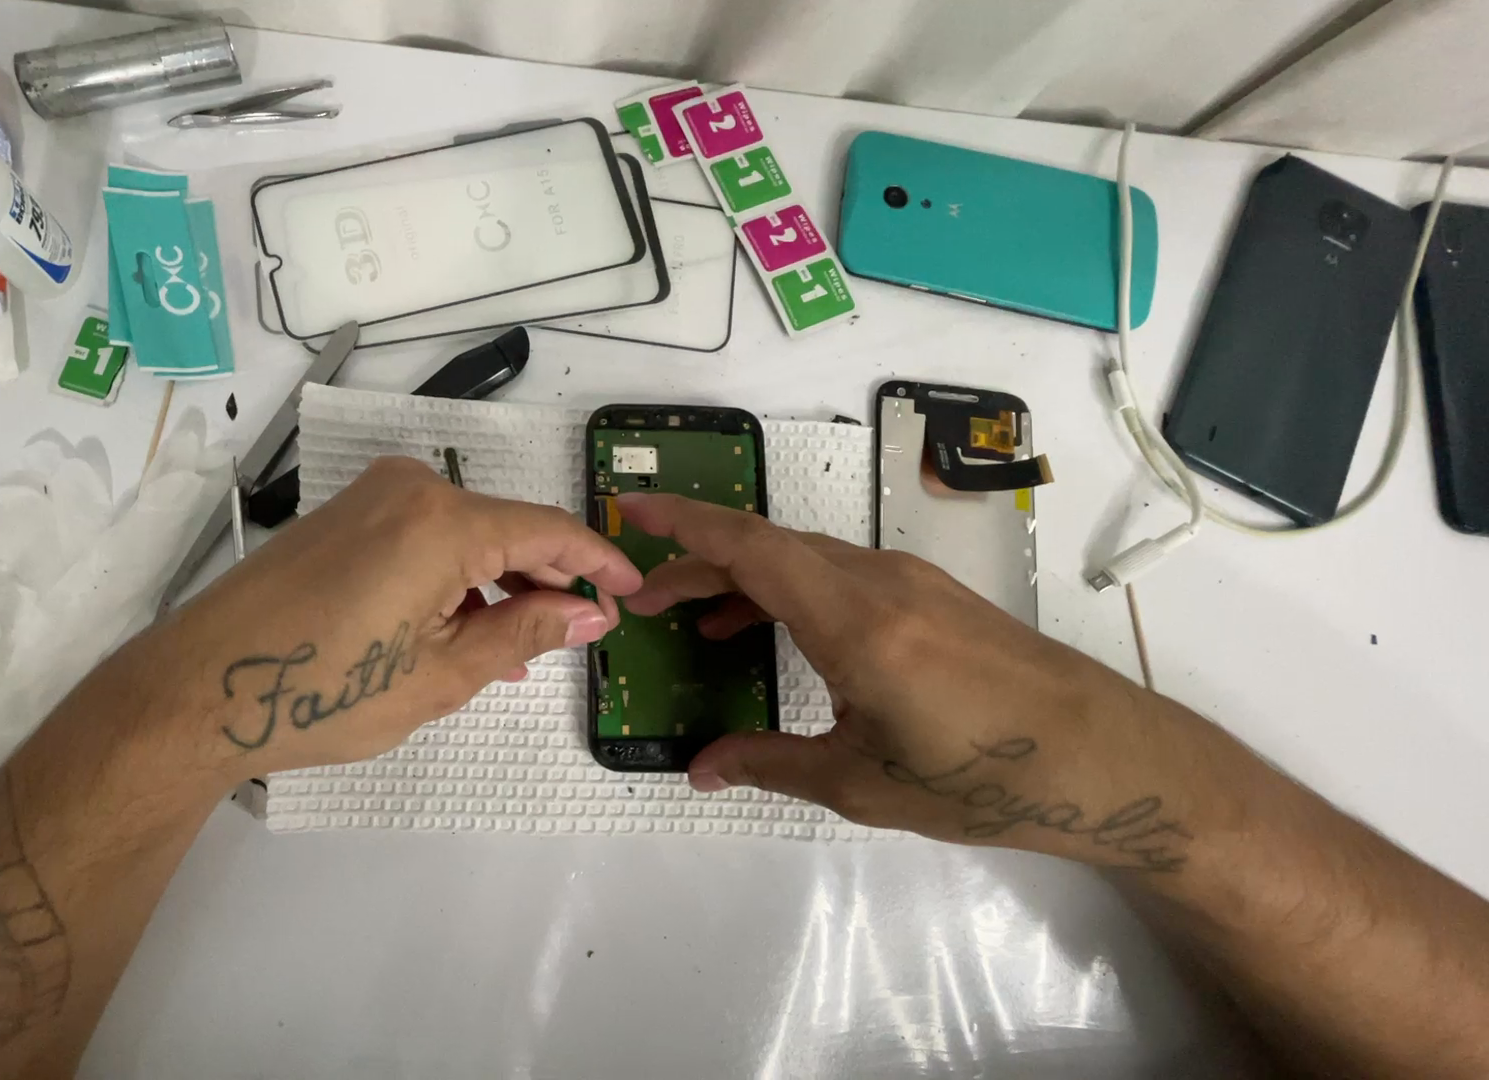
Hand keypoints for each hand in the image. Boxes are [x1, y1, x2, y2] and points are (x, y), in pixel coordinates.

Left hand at [165, 457, 641, 776]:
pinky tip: (463, 621)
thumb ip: (525, 632)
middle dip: (547, 576)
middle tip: (576, 629)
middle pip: (507, 526)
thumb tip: (592, 612)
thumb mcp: (441, 676)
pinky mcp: (346, 512)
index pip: (548, 529)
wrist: (199, 688)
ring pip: (467, 531)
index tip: (631, 590)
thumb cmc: (324, 692)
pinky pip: (426, 533)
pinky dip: (456, 573)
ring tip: (517, 642)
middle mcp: (411, 489)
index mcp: (442, 522)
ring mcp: (372, 495)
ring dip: (499, 580)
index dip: (598, 560)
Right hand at [616, 492, 1230, 872]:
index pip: (749, 545)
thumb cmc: (987, 780)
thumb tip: (697, 769)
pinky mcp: (929, 593)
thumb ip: (768, 764)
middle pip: (765, 546)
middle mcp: (878, 581)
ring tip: (701, 622)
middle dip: (697, 563)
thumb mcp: (863, 783)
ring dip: (742, 578)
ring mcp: (909, 580)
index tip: (630, 507)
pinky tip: (779, 632)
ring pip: (801, 556)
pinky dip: (788, 590)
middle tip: (648, 599)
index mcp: (855, 621)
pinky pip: (836, 573)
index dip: (682, 521)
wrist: (1121, 766)